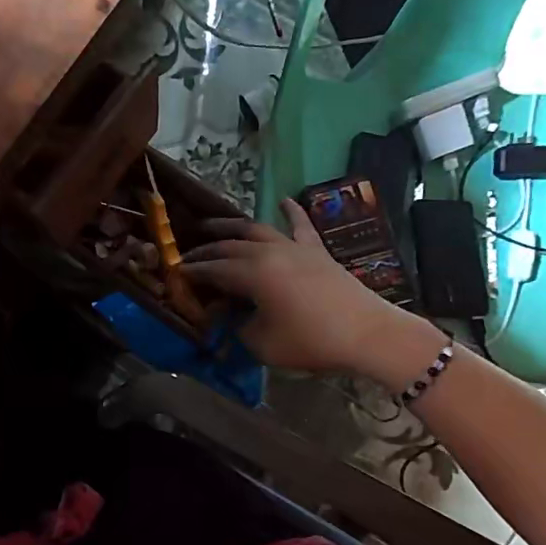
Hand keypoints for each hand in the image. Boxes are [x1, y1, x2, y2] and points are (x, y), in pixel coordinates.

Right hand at [183, 199, 437, 383]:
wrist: (368, 334)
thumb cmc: (311, 342)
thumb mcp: (263, 344)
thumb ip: (240, 327)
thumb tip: (233, 317)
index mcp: (252, 273)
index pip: (214, 269)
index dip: (194, 272)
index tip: (177, 275)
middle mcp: (269, 252)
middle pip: (229, 245)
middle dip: (206, 250)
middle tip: (189, 255)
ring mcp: (295, 247)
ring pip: (256, 228)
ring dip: (232, 226)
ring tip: (212, 225)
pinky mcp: (317, 251)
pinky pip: (301, 225)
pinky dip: (290, 211)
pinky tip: (284, 200)